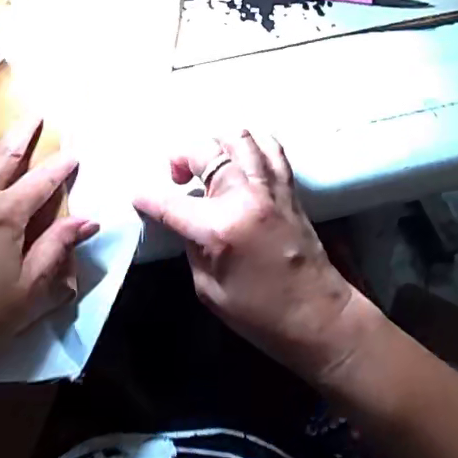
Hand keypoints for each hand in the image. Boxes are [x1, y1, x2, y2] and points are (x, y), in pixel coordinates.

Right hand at [133, 131, 378, 385]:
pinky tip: (239, 160)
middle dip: (181, 159)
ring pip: (239, 138)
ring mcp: (270, 188)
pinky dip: (250, 146)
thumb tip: (183, 221)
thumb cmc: (259, 315)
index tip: (138, 198)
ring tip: (209, 166)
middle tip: (178, 179)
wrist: (320, 318)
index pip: (170, 203)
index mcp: (219, 228)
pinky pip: (269, 148)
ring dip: (216, 147)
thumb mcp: (207, 288)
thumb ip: (191, 245)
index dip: (147, 199)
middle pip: (205, 152)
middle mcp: (244, 197)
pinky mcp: (288, 189)